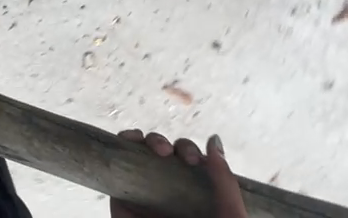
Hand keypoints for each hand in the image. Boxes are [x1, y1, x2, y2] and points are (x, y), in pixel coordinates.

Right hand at [108, 131, 246, 217]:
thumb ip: (225, 183)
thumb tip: (213, 139)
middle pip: (167, 155)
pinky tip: (130, 140)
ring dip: (148, 140)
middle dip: (172, 145)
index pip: (191, 164)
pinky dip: (122, 143)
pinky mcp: (121, 199)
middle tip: (176, 156)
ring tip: (158, 149)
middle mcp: (170, 193)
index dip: (190, 152)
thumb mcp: (230, 217)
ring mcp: (144, 194)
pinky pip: (118, 164)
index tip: (194, 161)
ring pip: (141, 153)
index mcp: (197, 199)